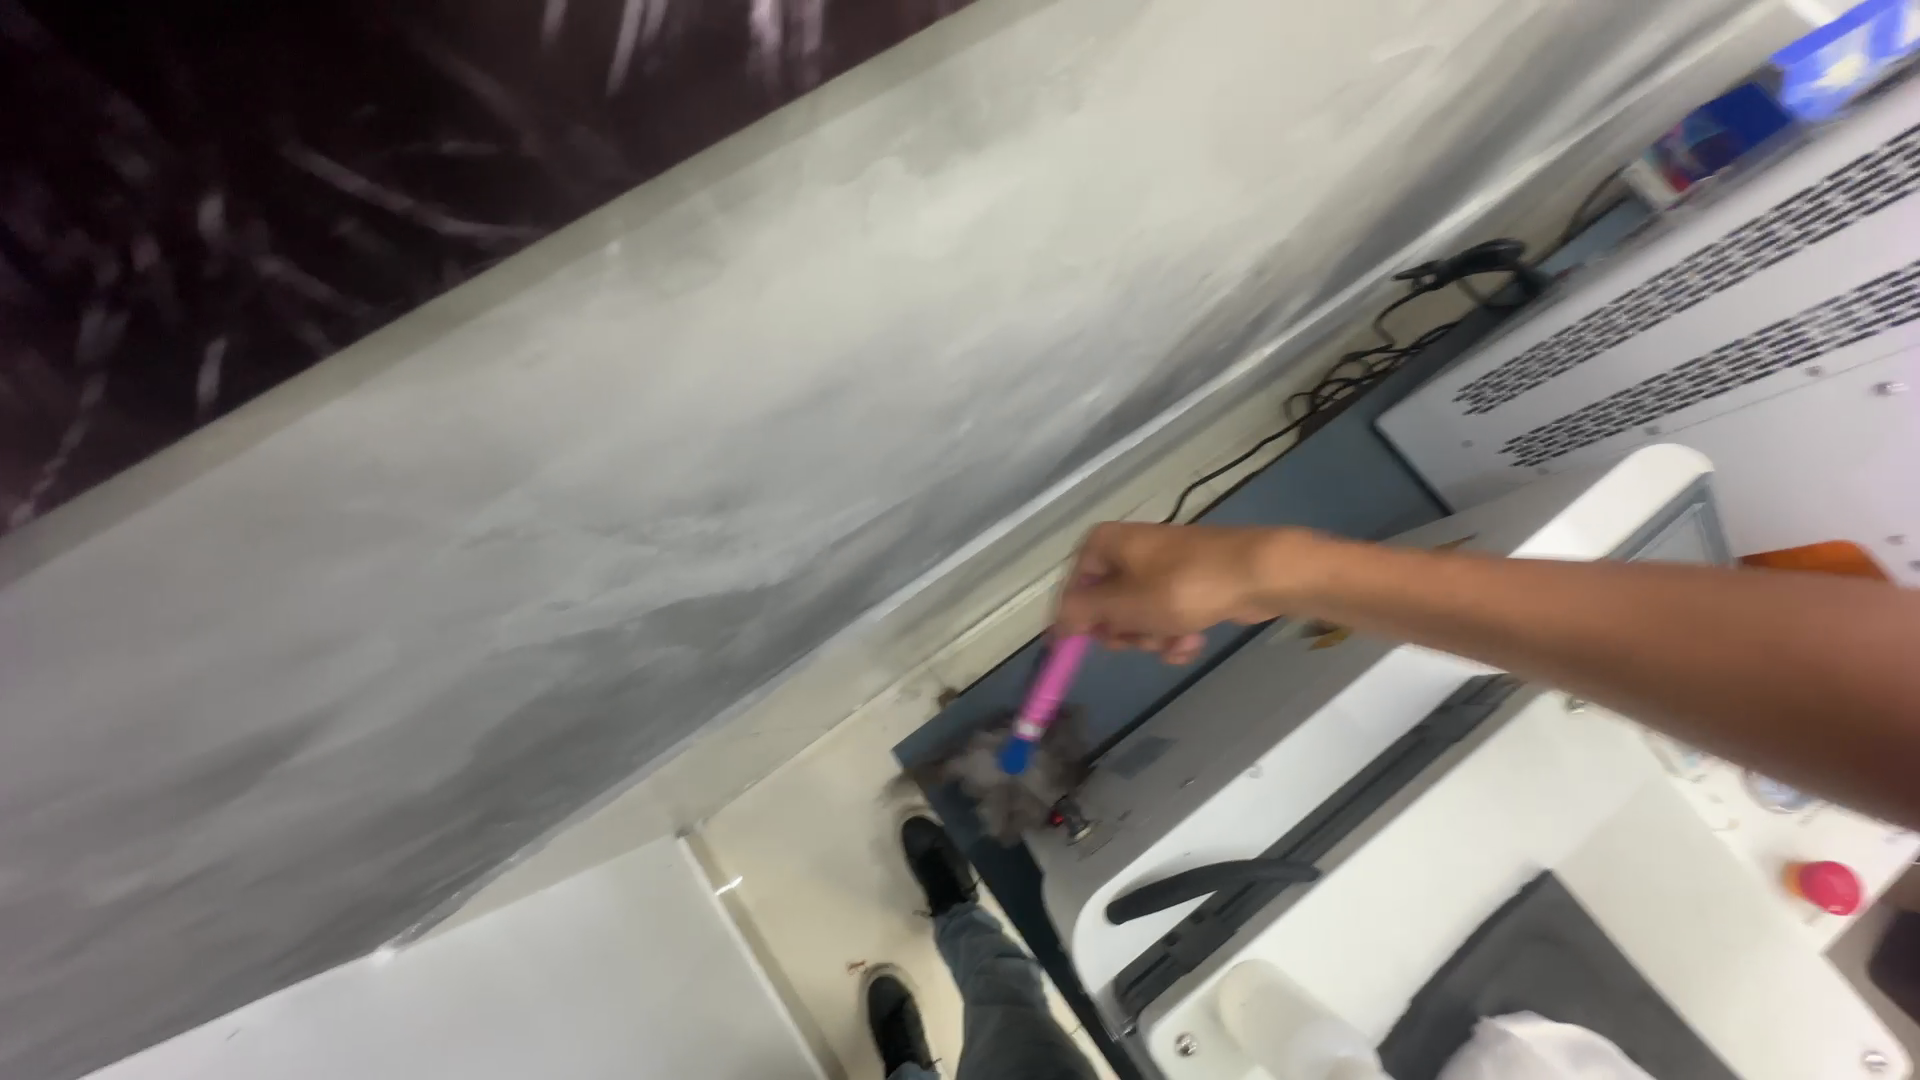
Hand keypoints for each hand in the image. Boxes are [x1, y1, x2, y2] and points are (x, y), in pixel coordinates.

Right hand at [1055, 522, 1305, 663]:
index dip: (1076, 622)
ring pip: (1137, 615)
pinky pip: (1166, 615)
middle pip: (1105, 605)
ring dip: (1152, 637)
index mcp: (1103, 544)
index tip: (1083, 650)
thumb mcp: (1120, 604)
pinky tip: (1192, 642)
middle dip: (1123, 631)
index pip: (1072, 589)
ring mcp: (1160, 566)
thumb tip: (1053, 626)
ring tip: (1174, 640)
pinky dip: (1175, 633)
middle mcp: (1127, 549)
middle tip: (1139, 639)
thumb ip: (1080, 615)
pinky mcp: (1187, 582)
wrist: (1255, 573)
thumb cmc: (1179, 586)